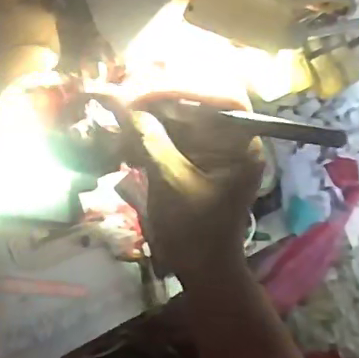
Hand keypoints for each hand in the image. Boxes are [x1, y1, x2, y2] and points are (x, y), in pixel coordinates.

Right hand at [110, 99, 265, 283]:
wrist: (200, 269)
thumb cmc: (196, 231)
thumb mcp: (173, 184)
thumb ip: (151, 142)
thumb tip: (125, 107)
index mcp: (241, 144)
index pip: (221, 97)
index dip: (184, 88)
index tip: (146, 93)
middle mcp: (228, 139)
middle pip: (195, 101)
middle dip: (158, 97)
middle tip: (124, 97)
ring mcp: (208, 148)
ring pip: (177, 115)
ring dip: (147, 113)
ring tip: (117, 112)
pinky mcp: (188, 158)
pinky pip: (166, 133)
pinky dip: (144, 131)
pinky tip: (122, 133)